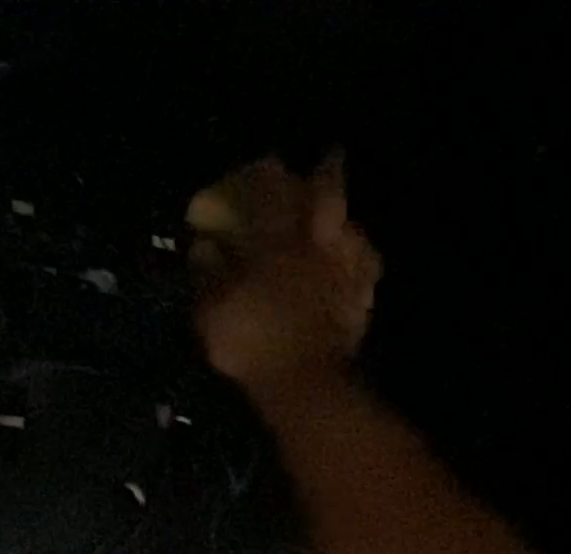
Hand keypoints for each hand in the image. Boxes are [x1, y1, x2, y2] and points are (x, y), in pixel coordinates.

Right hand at [188, 153, 381, 403]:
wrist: (300, 378)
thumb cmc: (247, 340)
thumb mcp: (212, 309)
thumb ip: (208, 274)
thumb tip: (204, 246)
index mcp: (276, 248)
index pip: (271, 201)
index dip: (267, 179)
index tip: (264, 162)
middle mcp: (316, 249)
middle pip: (328, 201)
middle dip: (327, 176)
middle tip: (329, 157)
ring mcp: (344, 273)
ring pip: (352, 230)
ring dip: (346, 218)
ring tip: (341, 215)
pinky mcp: (360, 299)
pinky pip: (365, 269)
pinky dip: (361, 258)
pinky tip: (357, 260)